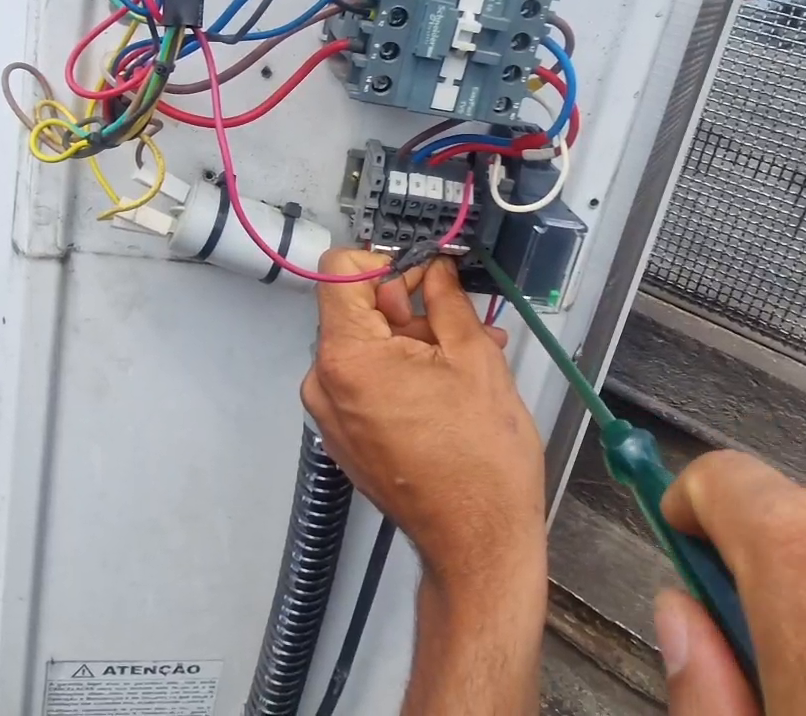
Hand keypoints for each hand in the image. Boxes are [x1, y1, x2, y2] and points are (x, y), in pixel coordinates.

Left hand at [302, 251, 543, 585]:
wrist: (477, 542)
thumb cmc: (481, 458)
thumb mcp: (474, 356)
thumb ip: (445, 297)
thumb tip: (432, 266)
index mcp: (347, 359)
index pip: (338, 270)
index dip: (384, 263)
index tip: (423, 279)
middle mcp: (324, 384)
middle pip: (354, 309)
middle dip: (406, 305)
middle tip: (458, 320)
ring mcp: (331, 414)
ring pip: (366, 345)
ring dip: (414, 339)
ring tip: (469, 355)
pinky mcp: (345, 435)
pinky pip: (366, 380)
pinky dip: (402, 369)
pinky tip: (449, 382)